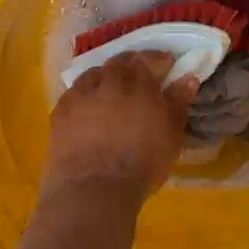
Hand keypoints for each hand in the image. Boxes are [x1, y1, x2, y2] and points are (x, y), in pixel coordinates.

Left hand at [46, 51, 199, 203]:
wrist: (93, 190)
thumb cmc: (142, 163)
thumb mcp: (171, 134)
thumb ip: (179, 102)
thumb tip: (188, 77)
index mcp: (139, 84)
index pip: (149, 59)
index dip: (159, 59)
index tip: (167, 65)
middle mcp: (108, 82)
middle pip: (119, 63)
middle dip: (131, 64)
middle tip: (140, 76)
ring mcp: (81, 95)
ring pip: (94, 74)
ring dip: (105, 76)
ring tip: (111, 90)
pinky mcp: (59, 113)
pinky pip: (74, 93)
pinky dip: (85, 94)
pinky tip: (88, 107)